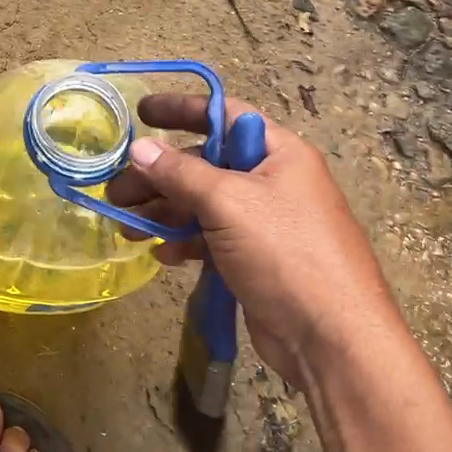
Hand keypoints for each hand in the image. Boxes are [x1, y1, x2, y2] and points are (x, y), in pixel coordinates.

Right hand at [108, 93, 404, 388]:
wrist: (334, 341)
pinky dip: (185, 241)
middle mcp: (274, 181)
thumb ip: (179, 171)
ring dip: (164, 211)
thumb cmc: (285, 253)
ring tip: (126, 227)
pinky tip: (162, 254)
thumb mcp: (227, 202)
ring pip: (203, 204)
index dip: (181, 110)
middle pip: (205, 163)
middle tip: (118, 190)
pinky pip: (212, 238)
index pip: (224, 115)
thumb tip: (139, 147)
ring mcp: (266, 223)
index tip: (140, 112)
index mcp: (279, 153)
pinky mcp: (257, 260)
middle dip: (160, 175)